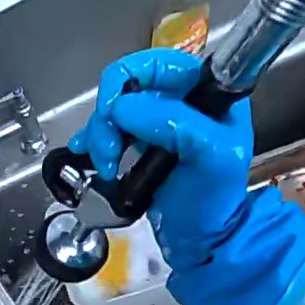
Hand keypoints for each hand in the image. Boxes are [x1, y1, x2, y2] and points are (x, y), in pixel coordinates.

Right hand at [66, 47, 256, 269]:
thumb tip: (123, 107)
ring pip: (108, 115)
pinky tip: (93, 162)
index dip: (125, 82)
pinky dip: (91, 147)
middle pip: (122, 90)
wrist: (202, 241)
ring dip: (98, 139)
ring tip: (108, 168)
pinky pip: (102, 137)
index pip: (155, 63)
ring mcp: (150, 128)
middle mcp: (174, 104)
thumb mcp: (210, 156)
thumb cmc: (213, 202)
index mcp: (202, 93)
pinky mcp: (132, 151)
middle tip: (110, 153)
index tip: (112, 115)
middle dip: (107, 120)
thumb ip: (175, 124)